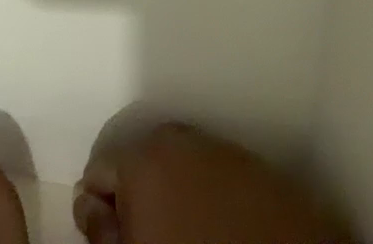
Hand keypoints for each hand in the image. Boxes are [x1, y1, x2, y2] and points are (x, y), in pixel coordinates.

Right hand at [73, 123, 354, 243]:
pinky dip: (229, 199)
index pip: (99, 170)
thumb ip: (99, 228)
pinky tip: (234, 230)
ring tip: (198, 230)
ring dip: (187, 191)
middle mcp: (190, 141)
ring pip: (194, 166)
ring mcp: (238, 157)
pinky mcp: (280, 181)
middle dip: (144, 190)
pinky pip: (237, 182)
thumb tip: (92, 207)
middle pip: (147, 159)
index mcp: (145, 156)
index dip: (101, 205)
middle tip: (156, 231)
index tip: (116, 232)